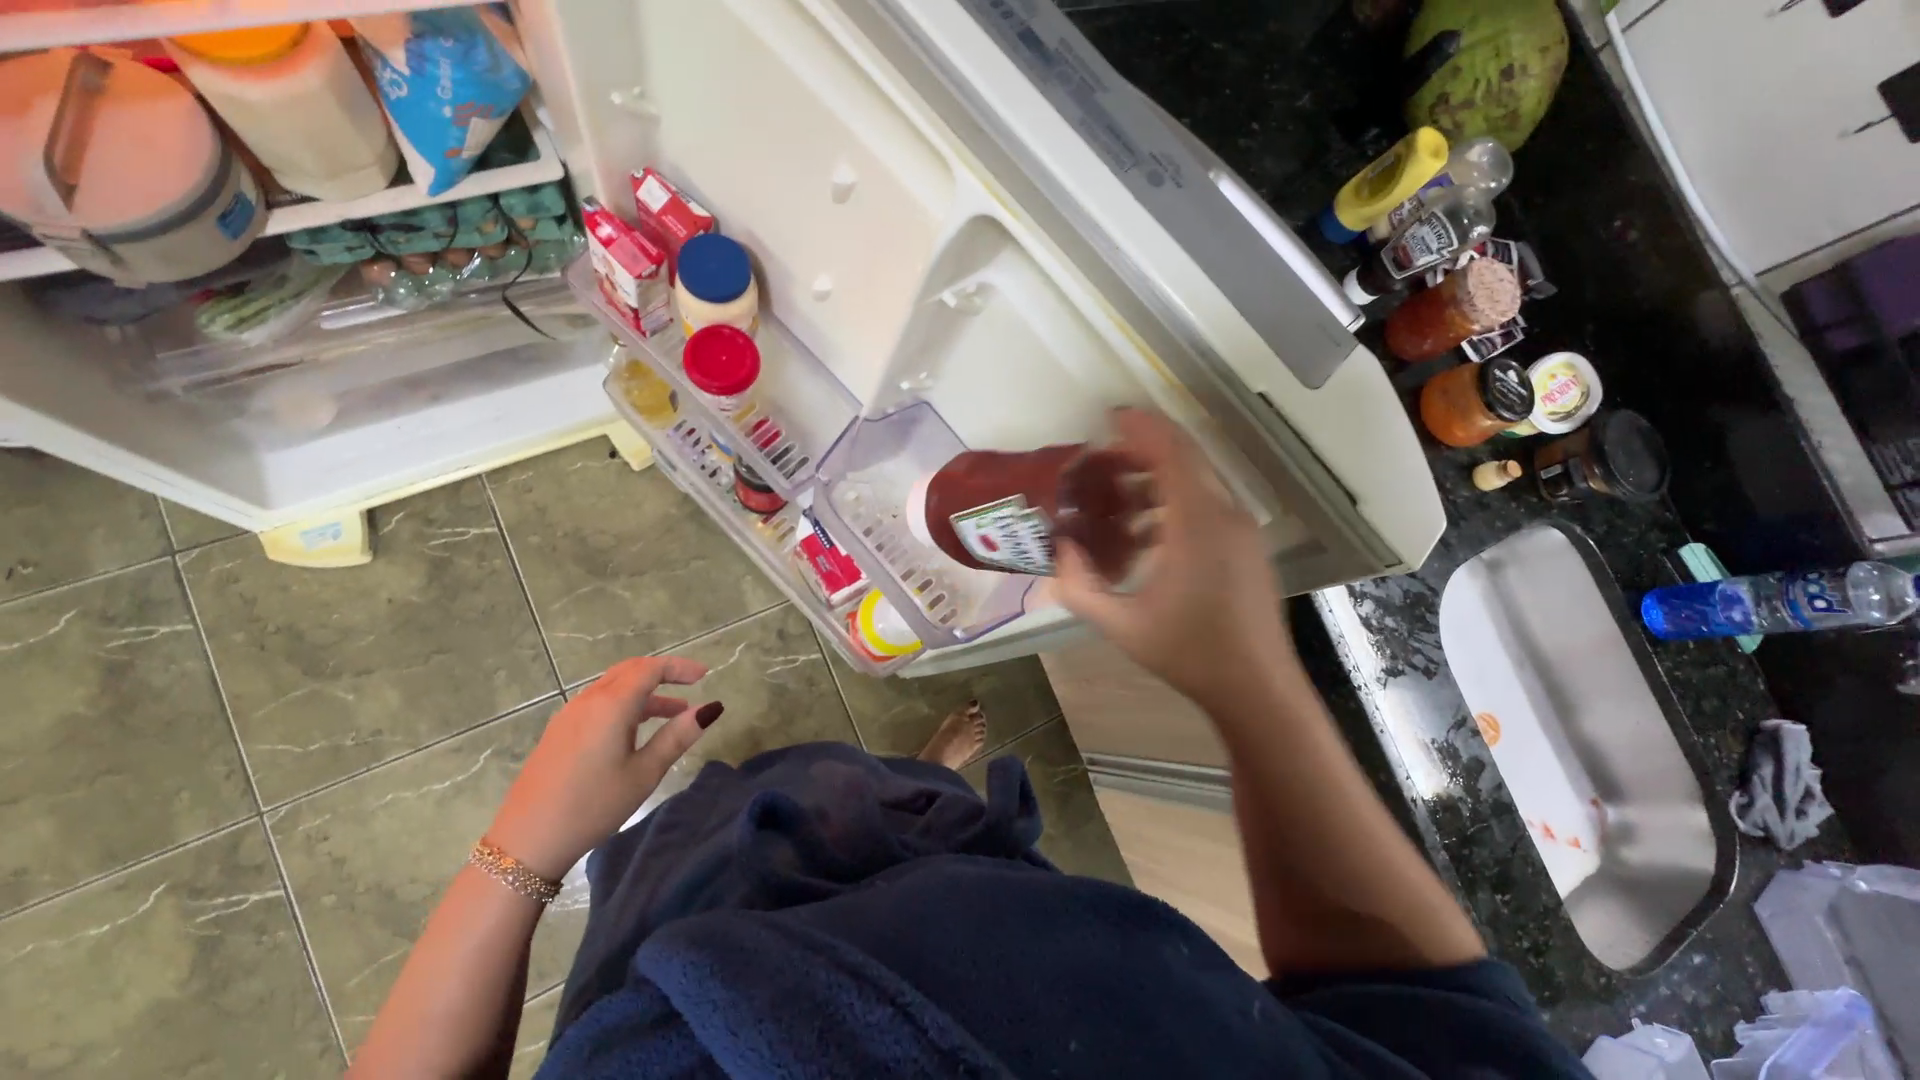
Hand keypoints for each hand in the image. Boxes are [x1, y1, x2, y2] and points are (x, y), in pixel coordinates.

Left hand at [485, 655, 717, 879]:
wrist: (528, 839)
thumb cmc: (593, 805)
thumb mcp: (644, 773)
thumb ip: (677, 736)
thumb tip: (710, 708)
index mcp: (610, 705)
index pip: (649, 669)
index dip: (679, 667)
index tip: (705, 676)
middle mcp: (588, 701)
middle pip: (629, 670)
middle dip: (662, 673)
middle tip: (691, 684)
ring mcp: (569, 716)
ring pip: (612, 688)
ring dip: (645, 693)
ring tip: (673, 714)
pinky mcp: (559, 733)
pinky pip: (598, 704)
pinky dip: (625, 706)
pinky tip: (635, 732)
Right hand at [1054, 408, 1296, 711]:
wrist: (1256, 687)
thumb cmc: (1188, 653)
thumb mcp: (1121, 625)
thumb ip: (1080, 586)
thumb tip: (1060, 551)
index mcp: (1198, 523)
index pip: (1172, 452)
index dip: (1142, 428)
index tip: (1110, 417)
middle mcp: (1226, 515)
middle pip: (1186, 461)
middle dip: (1143, 453)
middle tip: (1101, 462)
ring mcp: (1242, 531)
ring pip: (1198, 484)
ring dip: (1158, 481)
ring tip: (1116, 499)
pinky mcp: (1247, 548)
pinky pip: (1209, 507)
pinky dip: (1175, 504)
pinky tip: (1146, 536)